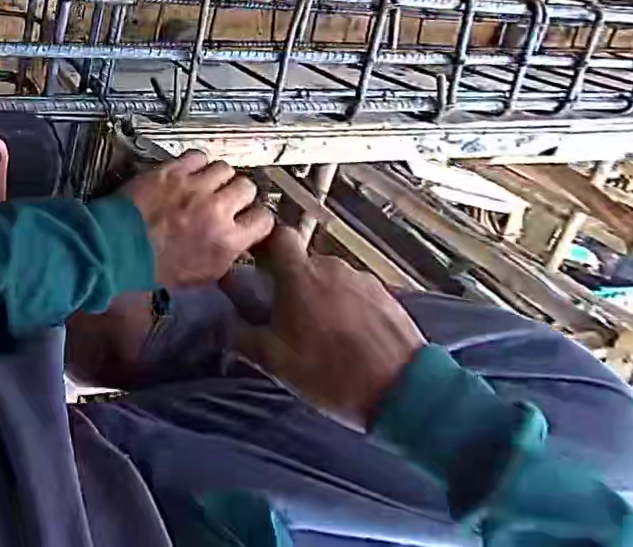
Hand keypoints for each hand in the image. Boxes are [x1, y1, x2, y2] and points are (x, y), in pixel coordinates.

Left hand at [113, 152, 273, 286]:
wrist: (119, 246)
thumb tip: (239, 240)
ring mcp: (194, 186)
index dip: (256, 217)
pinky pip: (197, 156)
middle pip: (246, 187)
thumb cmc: (158, 267)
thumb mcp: (204, 273)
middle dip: (238, 193)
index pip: (264, 219)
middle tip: (224, 197)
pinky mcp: (172, 170)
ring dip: (217, 176)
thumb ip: (227, 253)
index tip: (246, 216)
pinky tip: (189, 171)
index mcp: (229, 240)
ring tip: (206, 183)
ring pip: (224, 168)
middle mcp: (218, 209)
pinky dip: (196, 162)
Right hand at [231, 227, 425, 430]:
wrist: (409, 396)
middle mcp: (331, 268)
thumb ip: (241, 336)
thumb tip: (223, 323)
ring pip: (331, 278)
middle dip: (294, 282)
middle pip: (303, 262)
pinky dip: (350, 308)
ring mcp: (363, 281)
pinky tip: (351, 338)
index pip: (276, 235)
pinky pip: (357, 294)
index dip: (265, 245)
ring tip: (325, 332)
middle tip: (289, 314)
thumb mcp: (274, 361)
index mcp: (298, 274)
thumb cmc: (333, 374)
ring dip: (323, 296)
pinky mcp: (389, 298)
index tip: (258, 263)